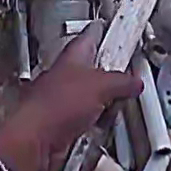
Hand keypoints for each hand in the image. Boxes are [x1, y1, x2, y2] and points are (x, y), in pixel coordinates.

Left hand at [0, 23, 141, 170]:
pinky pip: (88, 117)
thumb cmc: (57, 104)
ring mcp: (64, 97)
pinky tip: (100, 125)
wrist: (36, 139)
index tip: (119, 31)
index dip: (106, 31)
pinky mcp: (64, 120)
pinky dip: (96, 121)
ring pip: (92, 94)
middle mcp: (67, 72)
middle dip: (112, 75)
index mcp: (74, 54)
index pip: (92, 34)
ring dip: (105, 102)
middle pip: (95, 67)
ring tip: (114, 106)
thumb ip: (121, 82)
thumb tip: (134, 81)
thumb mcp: (101, 86)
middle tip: (126, 79)